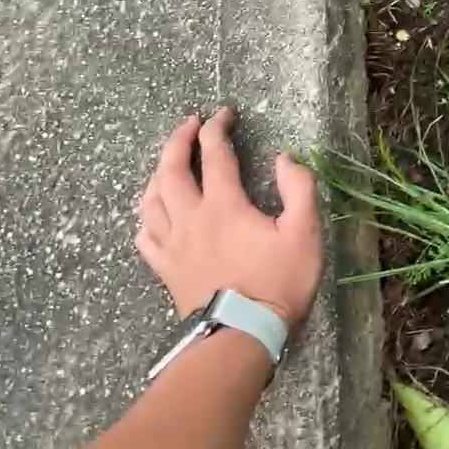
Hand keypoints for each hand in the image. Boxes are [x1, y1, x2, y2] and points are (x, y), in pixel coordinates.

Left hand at [135, 107, 321, 327]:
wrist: (238, 335)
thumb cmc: (278, 281)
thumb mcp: (305, 232)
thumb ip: (298, 189)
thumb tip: (285, 159)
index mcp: (225, 206)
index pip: (215, 156)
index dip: (217, 130)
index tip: (224, 112)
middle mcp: (191, 219)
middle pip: (170, 172)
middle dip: (177, 141)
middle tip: (189, 123)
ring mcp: (172, 246)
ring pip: (150, 200)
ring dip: (157, 173)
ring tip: (168, 160)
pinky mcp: (165, 269)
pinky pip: (144, 234)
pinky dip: (146, 214)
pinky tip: (152, 211)